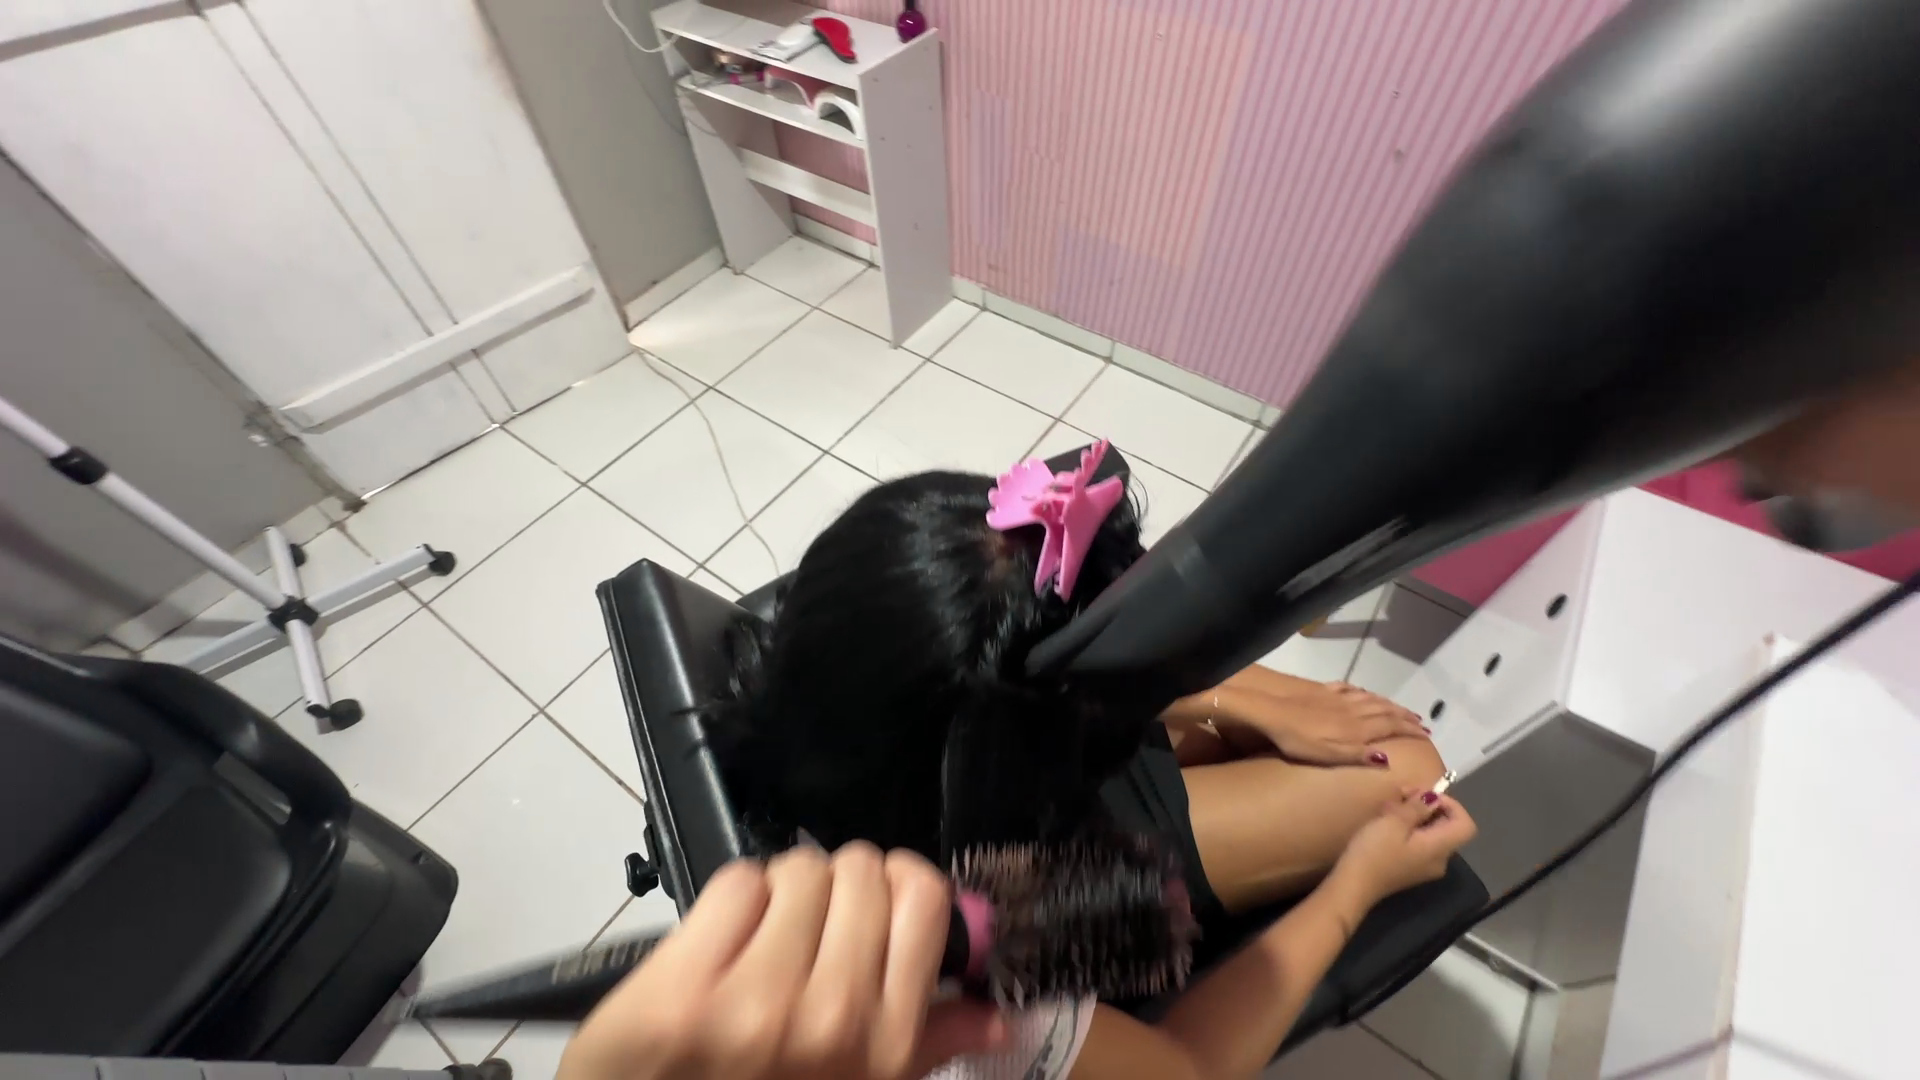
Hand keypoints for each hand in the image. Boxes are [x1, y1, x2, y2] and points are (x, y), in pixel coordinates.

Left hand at [559, 844, 1005, 1079]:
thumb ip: (932, 1043)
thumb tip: (997, 1013)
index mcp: (885, 1041)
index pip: (922, 892)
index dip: (899, 884)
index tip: (877, 905)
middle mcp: (831, 1017)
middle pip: (860, 867)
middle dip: (838, 888)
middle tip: (811, 931)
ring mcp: (755, 1003)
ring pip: (800, 868)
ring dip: (784, 893)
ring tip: (763, 943)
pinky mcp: (684, 987)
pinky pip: (739, 881)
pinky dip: (732, 902)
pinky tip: (721, 948)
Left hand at [1212, 681, 1427, 767]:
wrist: (1272, 712)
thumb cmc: (1299, 740)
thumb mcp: (1330, 755)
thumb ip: (1359, 756)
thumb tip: (1389, 759)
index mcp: (1357, 728)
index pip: (1390, 726)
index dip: (1409, 729)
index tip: (1426, 733)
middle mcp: (1352, 710)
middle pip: (1384, 710)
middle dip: (1404, 715)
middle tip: (1420, 720)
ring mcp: (1336, 698)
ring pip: (1369, 698)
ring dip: (1387, 703)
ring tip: (1399, 707)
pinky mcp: (1320, 690)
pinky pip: (1348, 689)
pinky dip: (1361, 691)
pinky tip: (1362, 691)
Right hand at [1328, 788, 1477, 904]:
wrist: (1354, 885)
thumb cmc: (1374, 852)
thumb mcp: (1392, 824)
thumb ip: (1415, 808)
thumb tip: (1432, 797)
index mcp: (1440, 848)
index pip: (1465, 824)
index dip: (1450, 804)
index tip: (1423, 794)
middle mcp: (1440, 859)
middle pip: (1447, 827)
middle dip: (1427, 806)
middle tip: (1400, 795)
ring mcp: (1426, 866)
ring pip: (1431, 834)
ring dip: (1415, 816)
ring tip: (1388, 808)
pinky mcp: (1411, 869)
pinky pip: (1419, 843)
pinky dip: (1408, 828)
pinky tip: (1385, 825)